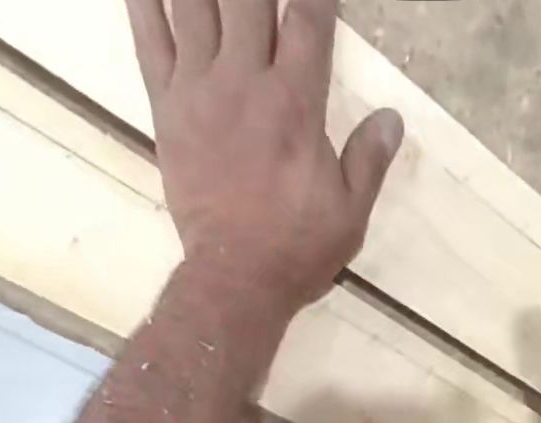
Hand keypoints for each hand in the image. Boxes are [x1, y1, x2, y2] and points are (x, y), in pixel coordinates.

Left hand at [127, 0, 402, 305]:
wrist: (237, 277)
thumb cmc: (301, 248)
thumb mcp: (351, 213)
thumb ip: (369, 159)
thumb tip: (392, 117)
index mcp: (295, 106)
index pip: (307, 22)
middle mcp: (243, 81)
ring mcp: (197, 88)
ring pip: (193, 0)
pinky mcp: (165, 105)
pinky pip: (148, 33)